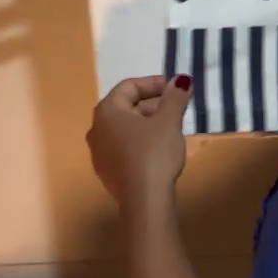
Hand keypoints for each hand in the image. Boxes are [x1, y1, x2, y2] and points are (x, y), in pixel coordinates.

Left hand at [88, 75, 191, 208]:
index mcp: (107, 111)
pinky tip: (158, 149)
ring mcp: (99, 152)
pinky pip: (124, 146)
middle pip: (126, 107)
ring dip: (147, 123)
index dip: (154, 83)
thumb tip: (181, 79)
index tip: (176, 87)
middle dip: (152, 104)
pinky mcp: (107, 171)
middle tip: (177, 107)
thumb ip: (174, 98)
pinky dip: (140, 141)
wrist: (144, 198)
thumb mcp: (169, 121)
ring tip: (170, 128)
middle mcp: (96, 128)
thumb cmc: (154, 153)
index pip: (129, 86)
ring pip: (124, 128)